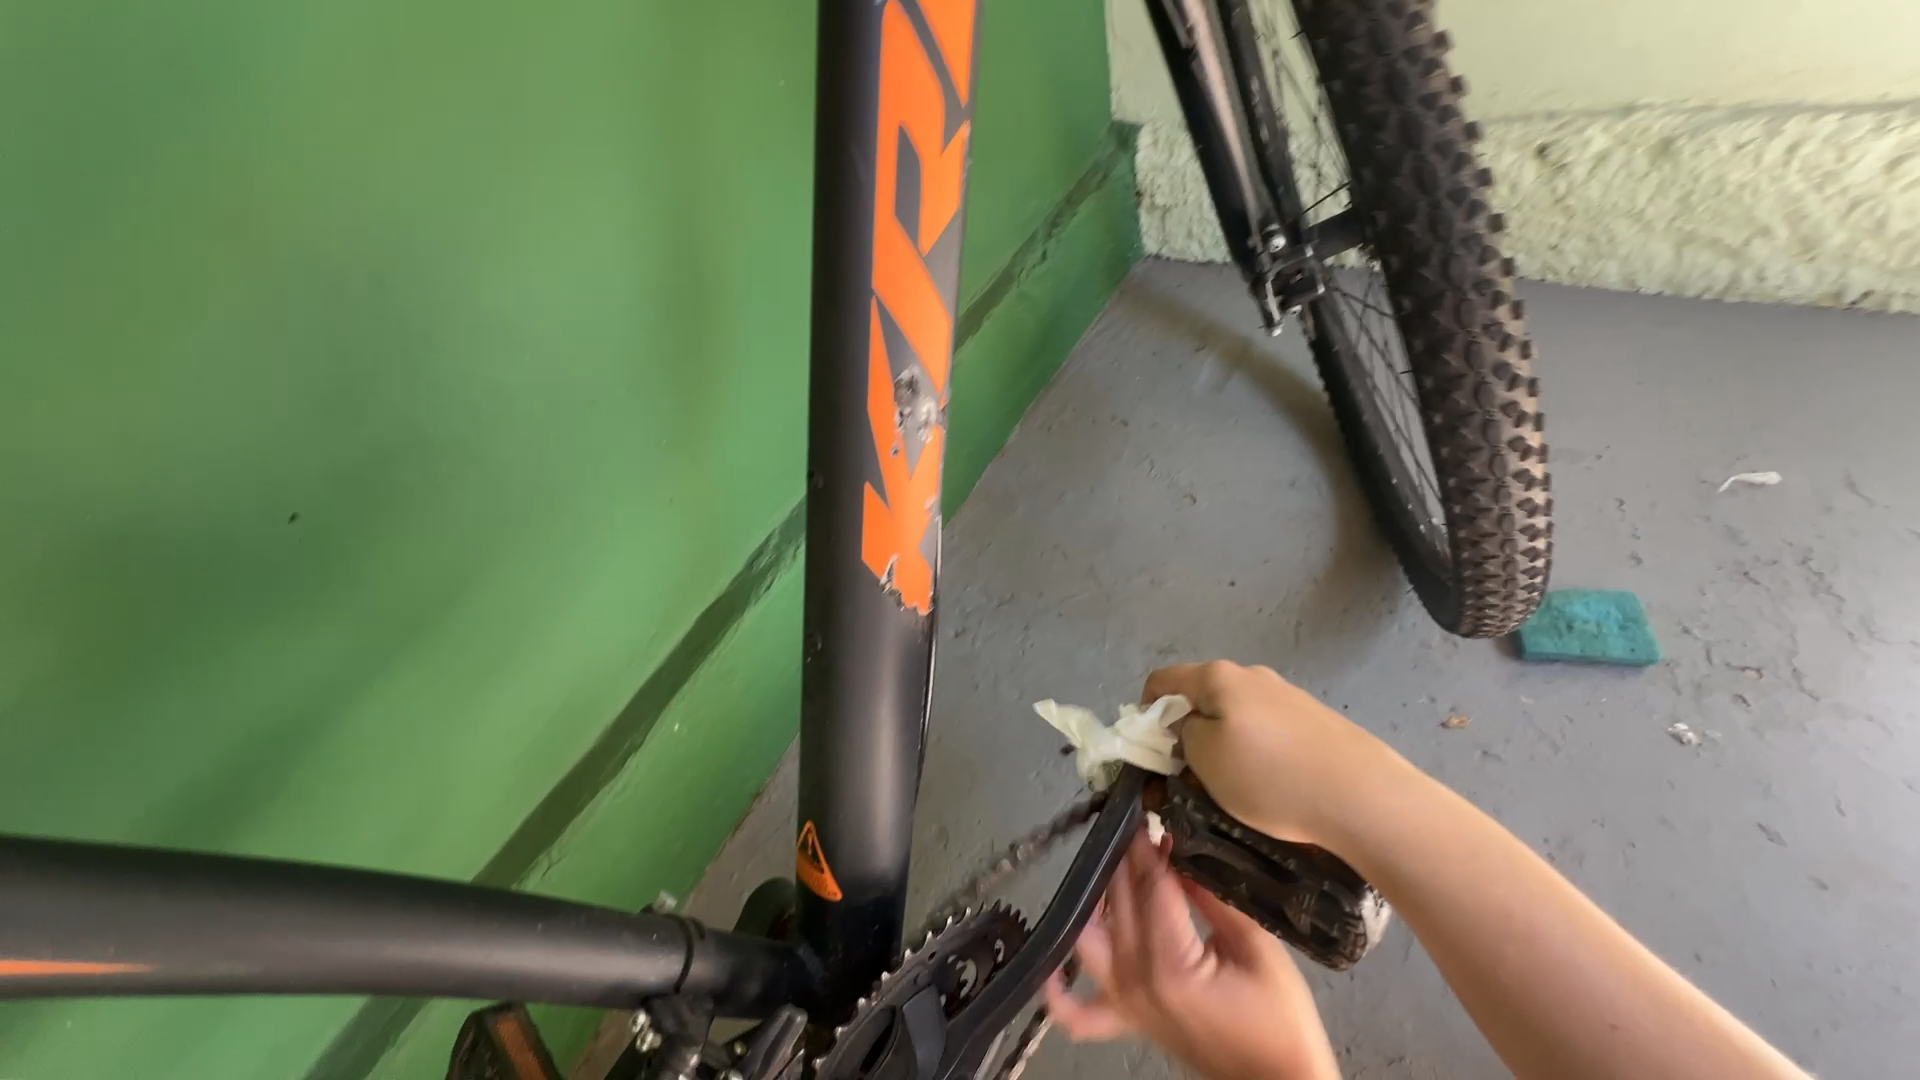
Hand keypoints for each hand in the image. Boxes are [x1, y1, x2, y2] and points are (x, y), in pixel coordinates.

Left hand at [1043, 832, 1339, 1079]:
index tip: (1143, 807)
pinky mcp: (1125, 1020)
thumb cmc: (1280, 1017)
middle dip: (1125, 856)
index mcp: (1171, 964)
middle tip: (1135, 821)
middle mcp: (1135, 981)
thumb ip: (1213, 895)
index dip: (1145, 843)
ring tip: (1116, 864)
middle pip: (1117, 900)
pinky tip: (1050, 961)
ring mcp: (1124, 1002)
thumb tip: (1178, 845)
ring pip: (1087, 936)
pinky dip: (1056, 989)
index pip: (1149, 885)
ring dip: (1096, 897)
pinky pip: (1075, 1012)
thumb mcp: (1256, 946)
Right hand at [1144, 661, 1401, 846]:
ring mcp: (1287, 694)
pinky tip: (1274, 784)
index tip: (1153, 753)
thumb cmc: (1270, 777)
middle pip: (1201, 696)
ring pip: (1235, 714)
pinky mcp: (1315, 719)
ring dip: (1223, 743)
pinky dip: (1257, 751)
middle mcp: (1252, 675)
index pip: (1161, 680)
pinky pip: (1267, 729)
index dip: (1146, 713)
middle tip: (1189, 776)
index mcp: (1218, 676)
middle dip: (1187, 731)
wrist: (1364, 797)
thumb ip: (1181, 735)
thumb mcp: (1204, 760)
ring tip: (1234, 787)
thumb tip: (1185, 726)